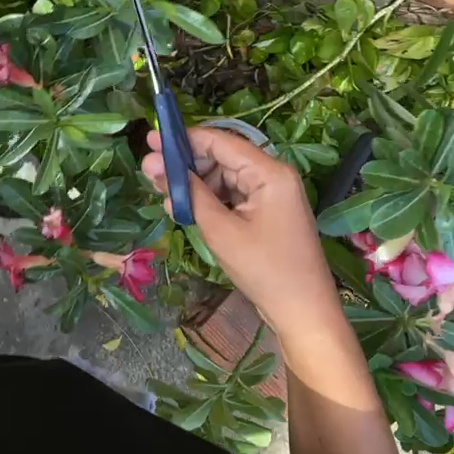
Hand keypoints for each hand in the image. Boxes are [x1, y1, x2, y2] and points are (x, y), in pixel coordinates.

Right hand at [142, 126, 338, 337]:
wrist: (304, 313)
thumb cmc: (265, 270)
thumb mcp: (221, 230)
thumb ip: (192, 194)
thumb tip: (165, 169)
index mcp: (269, 172)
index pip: (219, 142)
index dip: (183, 139)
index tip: (151, 140)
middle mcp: (272, 175)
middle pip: (220, 157)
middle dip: (184, 164)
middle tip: (148, 171)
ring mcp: (271, 193)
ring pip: (223, 176)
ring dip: (192, 183)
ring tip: (161, 192)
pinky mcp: (266, 211)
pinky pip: (231, 193)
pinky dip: (207, 198)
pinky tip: (182, 206)